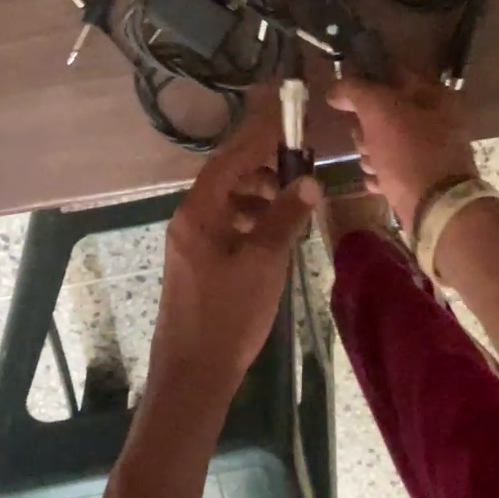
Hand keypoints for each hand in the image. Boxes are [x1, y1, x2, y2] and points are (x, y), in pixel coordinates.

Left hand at [150, 96, 321, 387]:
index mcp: (198, 211)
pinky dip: (251, 220)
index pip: (228, 159)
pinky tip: (275, 234)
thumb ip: (285, 217)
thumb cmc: (227, 314)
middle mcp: (189, 219)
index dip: (257, 139)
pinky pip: (226, 226)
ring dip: (258, 195)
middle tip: (296, 165)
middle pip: (225, 177)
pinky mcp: (198, 263)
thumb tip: (308, 180)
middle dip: (260, 167)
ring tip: (291, 202)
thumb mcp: (263, 262)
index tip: (285, 123)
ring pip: (227, 202)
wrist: (192, 374)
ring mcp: (191, 242)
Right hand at [328, 65, 476, 228]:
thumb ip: (355, 90)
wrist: (437, 210)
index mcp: (434, 95)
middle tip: (362, 138)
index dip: (365, 78)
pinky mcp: (424, 178)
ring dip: (370, 153)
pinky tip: (376, 181)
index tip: (344, 94)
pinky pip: (392, 168)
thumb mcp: (378, 110)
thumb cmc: (409, 152)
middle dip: (365, 127)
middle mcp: (437, 119)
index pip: (393, 72)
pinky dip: (381, 174)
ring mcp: (431, 150)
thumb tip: (335, 89)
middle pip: (386, 111)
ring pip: (386, 141)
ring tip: (372, 165)